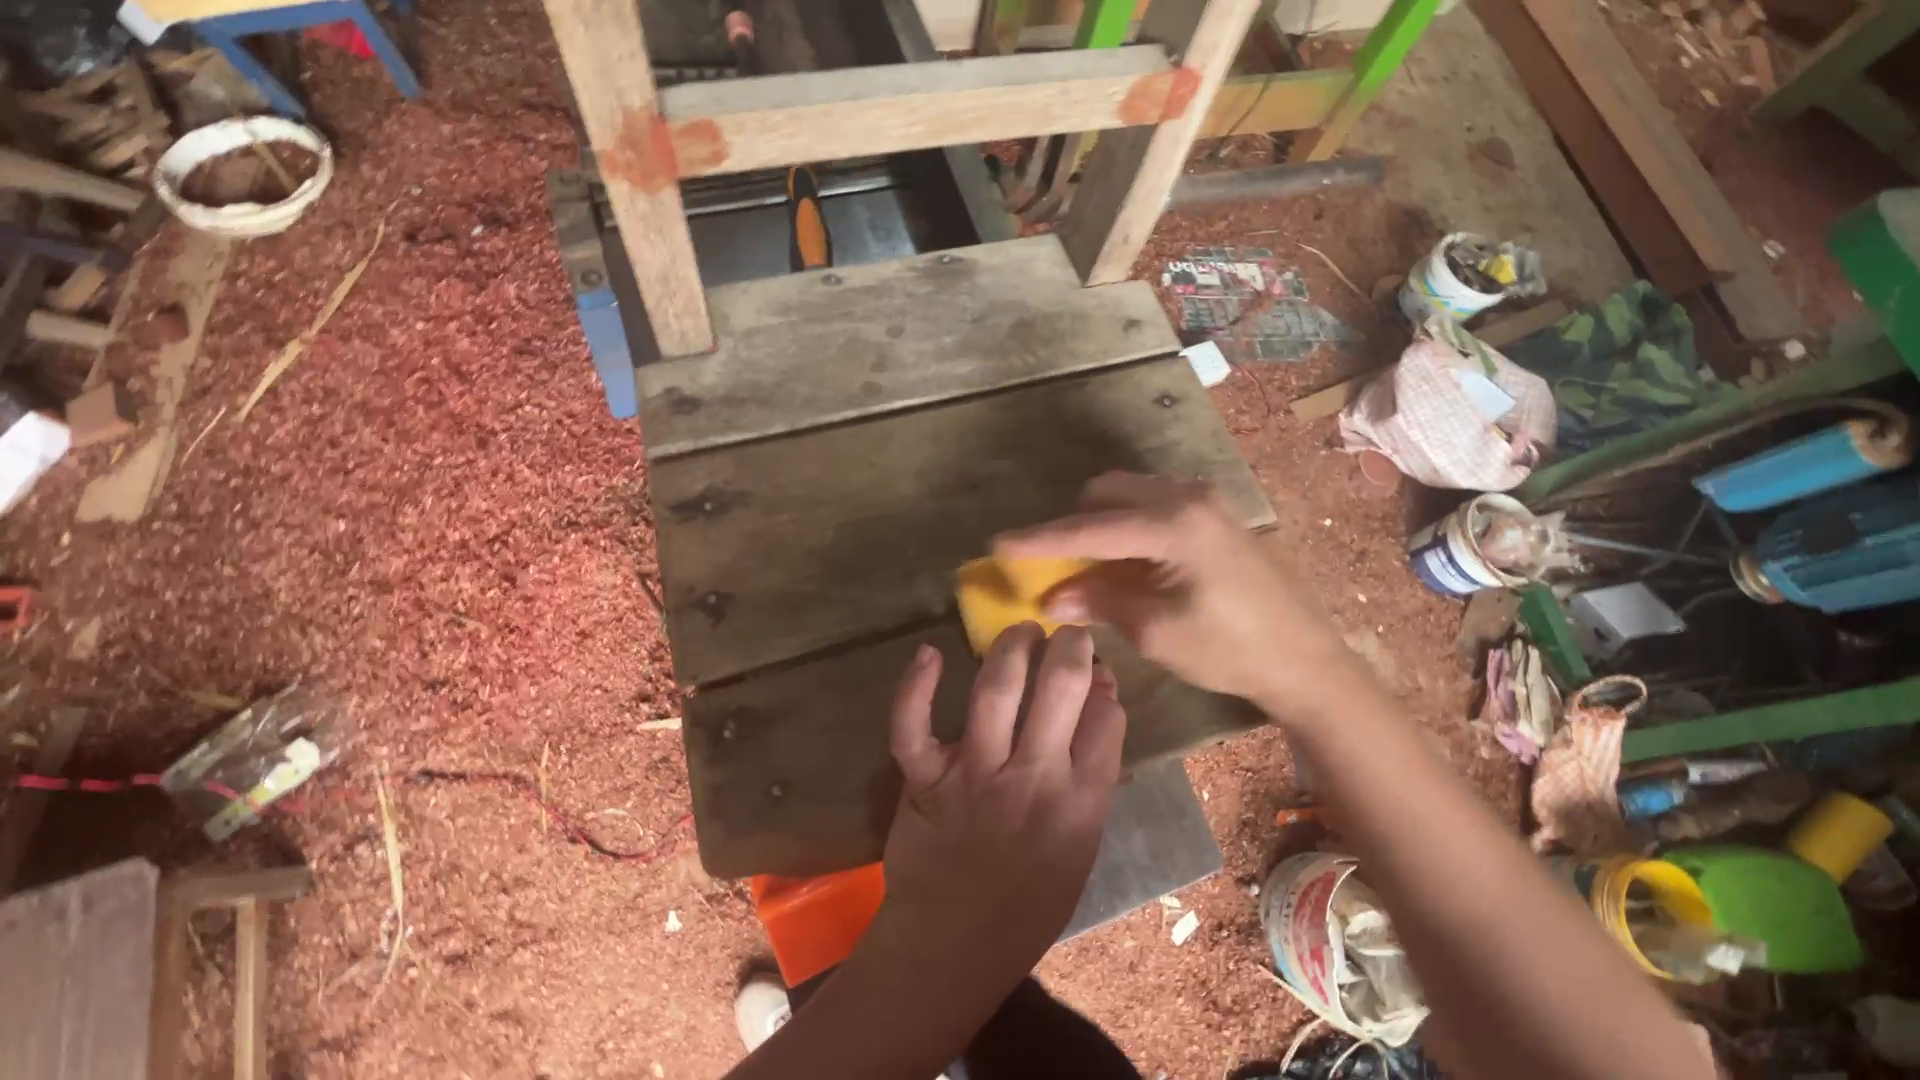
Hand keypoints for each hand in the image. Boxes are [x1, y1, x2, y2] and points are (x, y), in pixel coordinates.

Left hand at [880, 622, 1123, 981]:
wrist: (955, 943)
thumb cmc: (1029, 902)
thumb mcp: (1082, 847)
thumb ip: (1094, 781)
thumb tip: (1101, 712)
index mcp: (1081, 802)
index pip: (1106, 718)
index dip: (1103, 686)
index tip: (1097, 672)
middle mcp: (1033, 779)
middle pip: (1060, 689)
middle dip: (1069, 647)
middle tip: (1067, 634)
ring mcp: (975, 776)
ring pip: (996, 691)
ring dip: (1011, 647)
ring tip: (1022, 630)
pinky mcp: (925, 779)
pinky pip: (913, 724)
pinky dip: (917, 686)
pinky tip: (930, 654)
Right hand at [994, 472, 1366, 718]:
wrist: (1304, 660)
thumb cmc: (1229, 650)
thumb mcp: (1155, 632)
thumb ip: (1100, 601)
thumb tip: (1051, 595)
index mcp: (1173, 524)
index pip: (1088, 527)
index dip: (1038, 539)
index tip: (996, 543)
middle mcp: (1187, 497)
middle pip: (1107, 493)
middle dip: (1072, 524)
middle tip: (1054, 566)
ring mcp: (1206, 502)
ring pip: (1130, 494)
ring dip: (1101, 524)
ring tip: (1091, 569)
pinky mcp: (1215, 516)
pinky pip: (1154, 505)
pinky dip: (1128, 526)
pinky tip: (1128, 565)